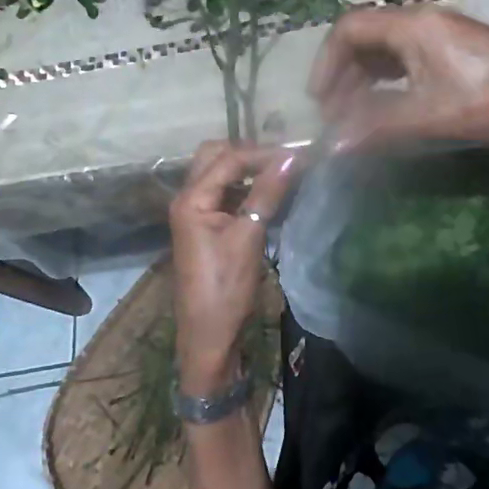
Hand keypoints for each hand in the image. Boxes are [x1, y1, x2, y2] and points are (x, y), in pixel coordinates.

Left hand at [169, 141, 300, 393]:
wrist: (209, 335)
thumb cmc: (226, 288)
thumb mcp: (249, 237)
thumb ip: (268, 193)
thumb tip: (291, 157)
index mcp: (191, 199)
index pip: (229, 159)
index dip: (264, 154)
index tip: (300, 155)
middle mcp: (188, 199)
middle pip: (216, 157)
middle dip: (250, 154)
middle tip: (285, 162)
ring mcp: (196, 214)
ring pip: (220, 175)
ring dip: (249, 170)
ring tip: (284, 175)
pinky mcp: (206, 227)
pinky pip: (225, 195)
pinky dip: (247, 189)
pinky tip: (273, 196)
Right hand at [307, 7, 488, 151]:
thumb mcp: (428, 115)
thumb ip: (376, 126)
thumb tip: (333, 146)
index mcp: (411, 24)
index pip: (349, 28)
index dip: (327, 63)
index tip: (321, 102)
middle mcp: (423, 20)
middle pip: (365, 37)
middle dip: (344, 74)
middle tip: (338, 115)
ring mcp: (442, 33)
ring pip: (386, 49)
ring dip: (366, 80)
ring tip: (360, 116)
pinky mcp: (456, 50)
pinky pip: (408, 58)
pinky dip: (389, 81)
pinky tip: (391, 108)